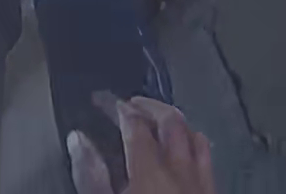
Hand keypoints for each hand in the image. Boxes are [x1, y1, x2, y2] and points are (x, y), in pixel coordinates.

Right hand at [67, 97, 215, 193]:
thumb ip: (90, 175)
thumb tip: (78, 139)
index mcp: (150, 169)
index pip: (133, 121)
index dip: (115, 105)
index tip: (100, 101)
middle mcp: (181, 170)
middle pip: (170, 120)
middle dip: (148, 106)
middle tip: (129, 105)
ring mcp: (203, 187)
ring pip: (195, 137)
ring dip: (176, 124)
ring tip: (158, 123)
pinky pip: (207, 161)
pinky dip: (194, 146)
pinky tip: (184, 157)